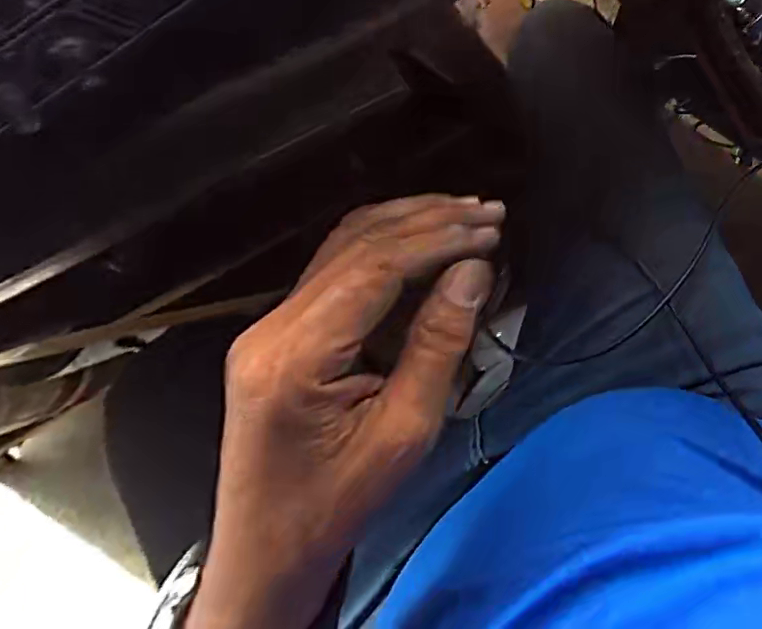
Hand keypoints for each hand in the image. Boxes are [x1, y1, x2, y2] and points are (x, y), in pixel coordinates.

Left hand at [187, 195, 504, 628]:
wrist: (269, 548)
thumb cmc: (339, 499)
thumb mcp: (406, 430)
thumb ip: (440, 343)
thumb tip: (474, 270)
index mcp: (296, 357)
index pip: (374, 267)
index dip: (439, 240)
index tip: (491, 233)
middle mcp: (274, 327)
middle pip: (359, 243)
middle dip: (433, 220)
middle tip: (492, 212)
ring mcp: (273, 324)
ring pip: (347, 241)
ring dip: (413, 220)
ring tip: (470, 212)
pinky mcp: (284, 327)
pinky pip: (340, 262)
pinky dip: (391, 238)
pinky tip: (429, 232)